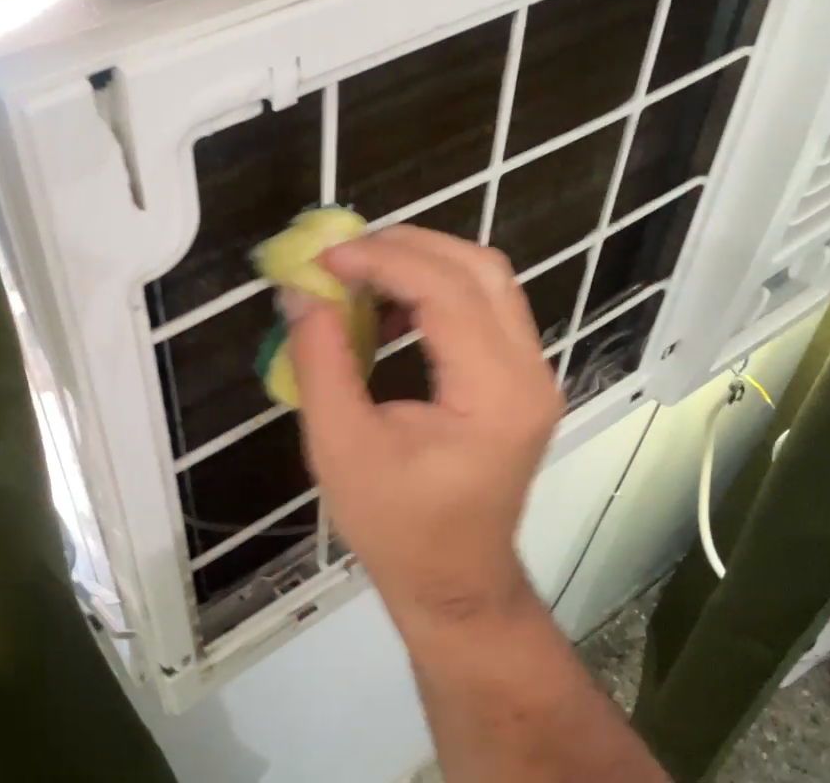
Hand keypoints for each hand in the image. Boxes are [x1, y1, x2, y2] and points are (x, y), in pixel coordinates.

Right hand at [287, 226, 563, 632]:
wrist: (453, 582)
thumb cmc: (395, 525)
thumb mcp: (339, 446)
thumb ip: (320, 361)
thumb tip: (300, 292)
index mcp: (493, 394)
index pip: (445, 291)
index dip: (381, 261)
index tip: (323, 259)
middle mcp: (528, 372)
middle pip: (478, 268)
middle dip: (404, 246)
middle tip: (340, 254)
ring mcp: (529, 374)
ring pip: (484, 279)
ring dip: (419, 262)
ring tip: (357, 275)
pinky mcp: (515, 379)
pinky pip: (481, 306)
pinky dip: (431, 289)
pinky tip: (386, 314)